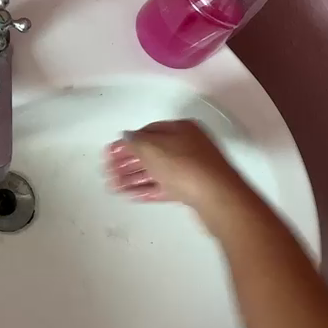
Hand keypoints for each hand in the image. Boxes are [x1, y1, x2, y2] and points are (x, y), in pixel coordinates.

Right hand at [105, 118, 254, 220]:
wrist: (218, 198)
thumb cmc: (184, 166)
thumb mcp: (152, 147)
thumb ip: (135, 141)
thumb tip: (126, 136)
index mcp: (181, 129)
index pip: (148, 131)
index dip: (127, 142)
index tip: (111, 152)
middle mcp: (188, 146)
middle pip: (152, 152)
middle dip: (129, 162)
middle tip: (109, 171)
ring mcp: (192, 169)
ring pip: (157, 171)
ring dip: (134, 177)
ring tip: (114, 186)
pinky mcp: (193, 190)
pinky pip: (165, 187)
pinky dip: (147, 189)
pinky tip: (131, 195)